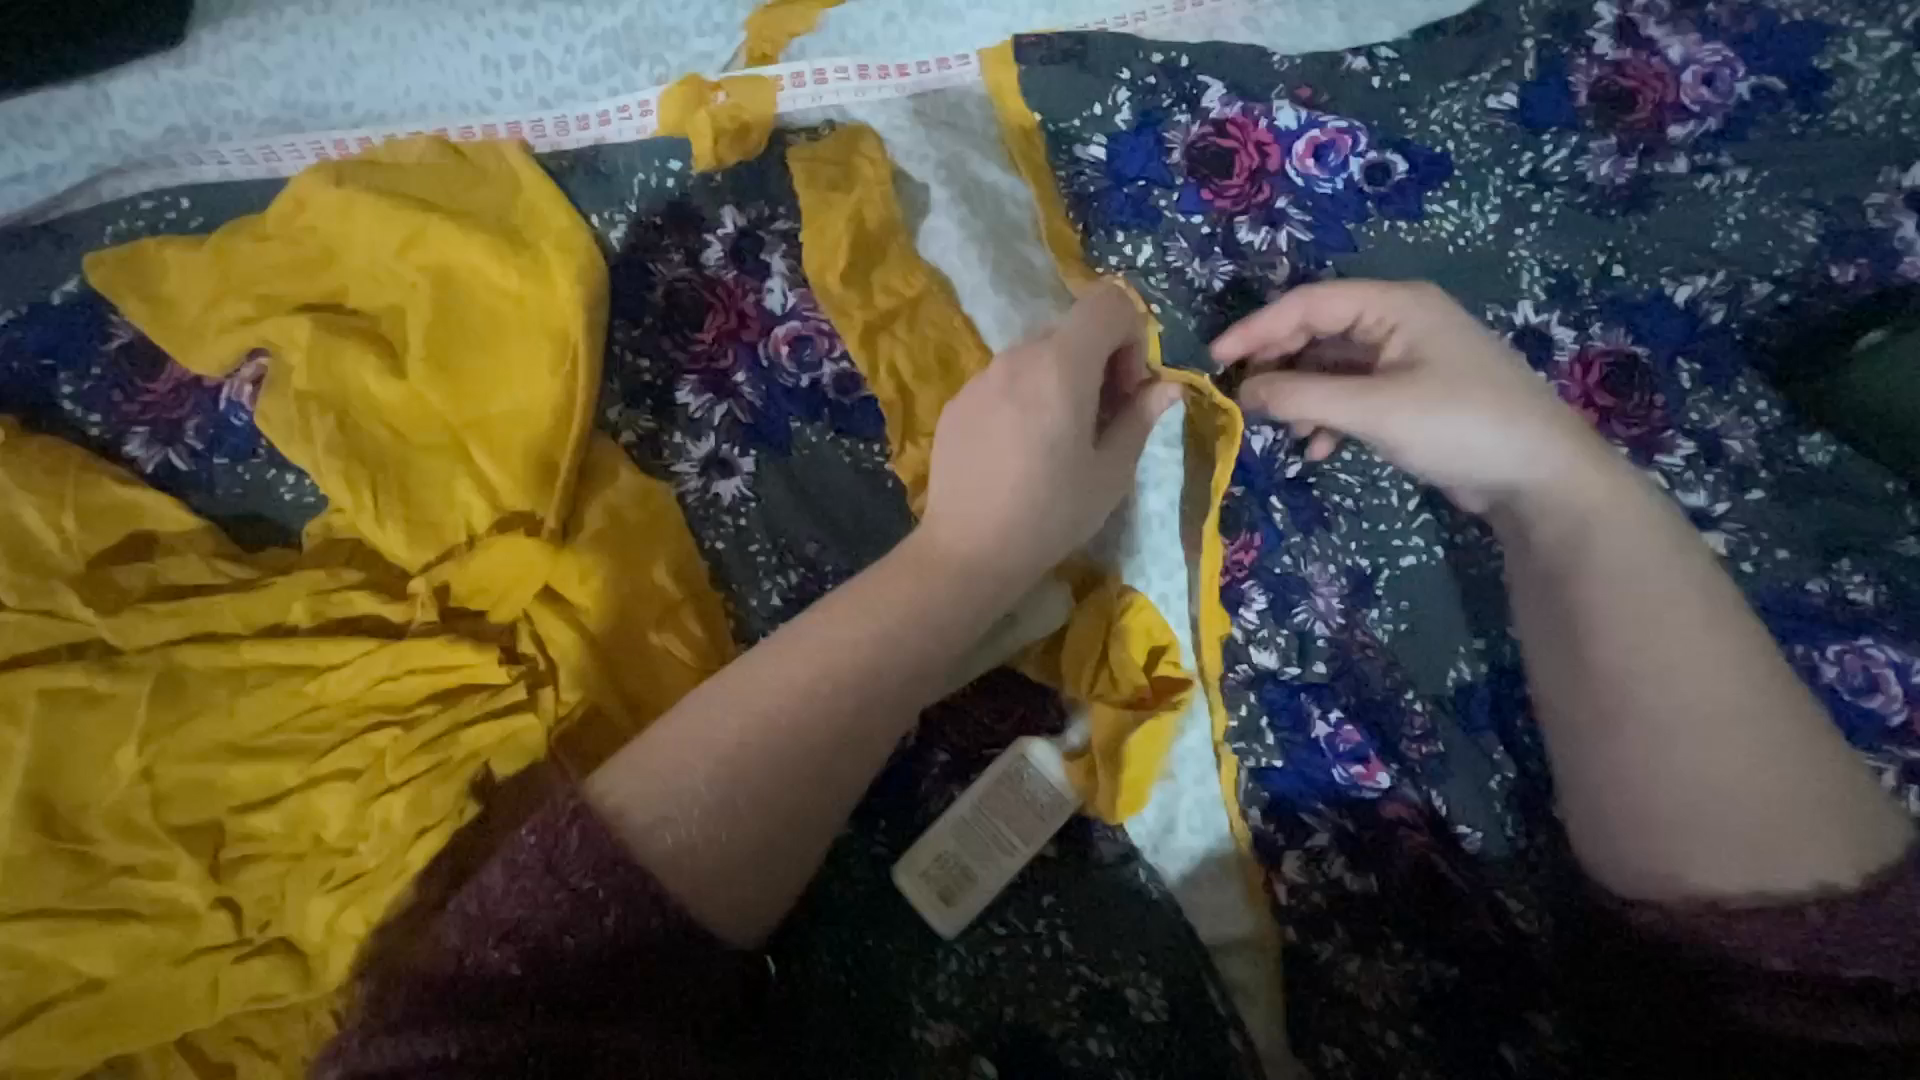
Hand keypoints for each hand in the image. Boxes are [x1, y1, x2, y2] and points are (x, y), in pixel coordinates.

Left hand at [918, 281, 1181, 592]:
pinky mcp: (956, 403)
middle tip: (1099, 421)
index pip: (1108, 302)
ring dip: (1058, 381)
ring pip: (1034, 356)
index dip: (1131, 336)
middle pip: (1070, 330)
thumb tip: (1166, 387)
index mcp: (1060, 364)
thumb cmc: (1051, 514)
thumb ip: (1140, 418)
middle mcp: (1016, 357)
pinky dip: (1023, 399)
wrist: (969, 550)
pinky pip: (1002, 382)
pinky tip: (1017, 453)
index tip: (1126, 391)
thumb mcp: (1111, 473)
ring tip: (1056, 440)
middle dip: (1097, 362)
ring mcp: (979, 379)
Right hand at [1212, 279, 1618, 514]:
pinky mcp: (1409, 392)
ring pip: (1330, 366)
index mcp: (1394, 305)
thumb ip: (1302, 397)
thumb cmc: (1459, 425)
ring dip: (1301, 396)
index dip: (1256, 329)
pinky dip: (1327, 417)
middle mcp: (1397, 321)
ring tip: (1282, 429)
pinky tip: (1320, 449)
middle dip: (1276, 364)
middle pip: (1316, 331)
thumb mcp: (1373, 410)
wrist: (1539, 475)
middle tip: (1241, 398)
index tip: (1214, 361)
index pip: (1308, 304)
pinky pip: (1350, 393)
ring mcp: (1405, 357)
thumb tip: (1243, 393)